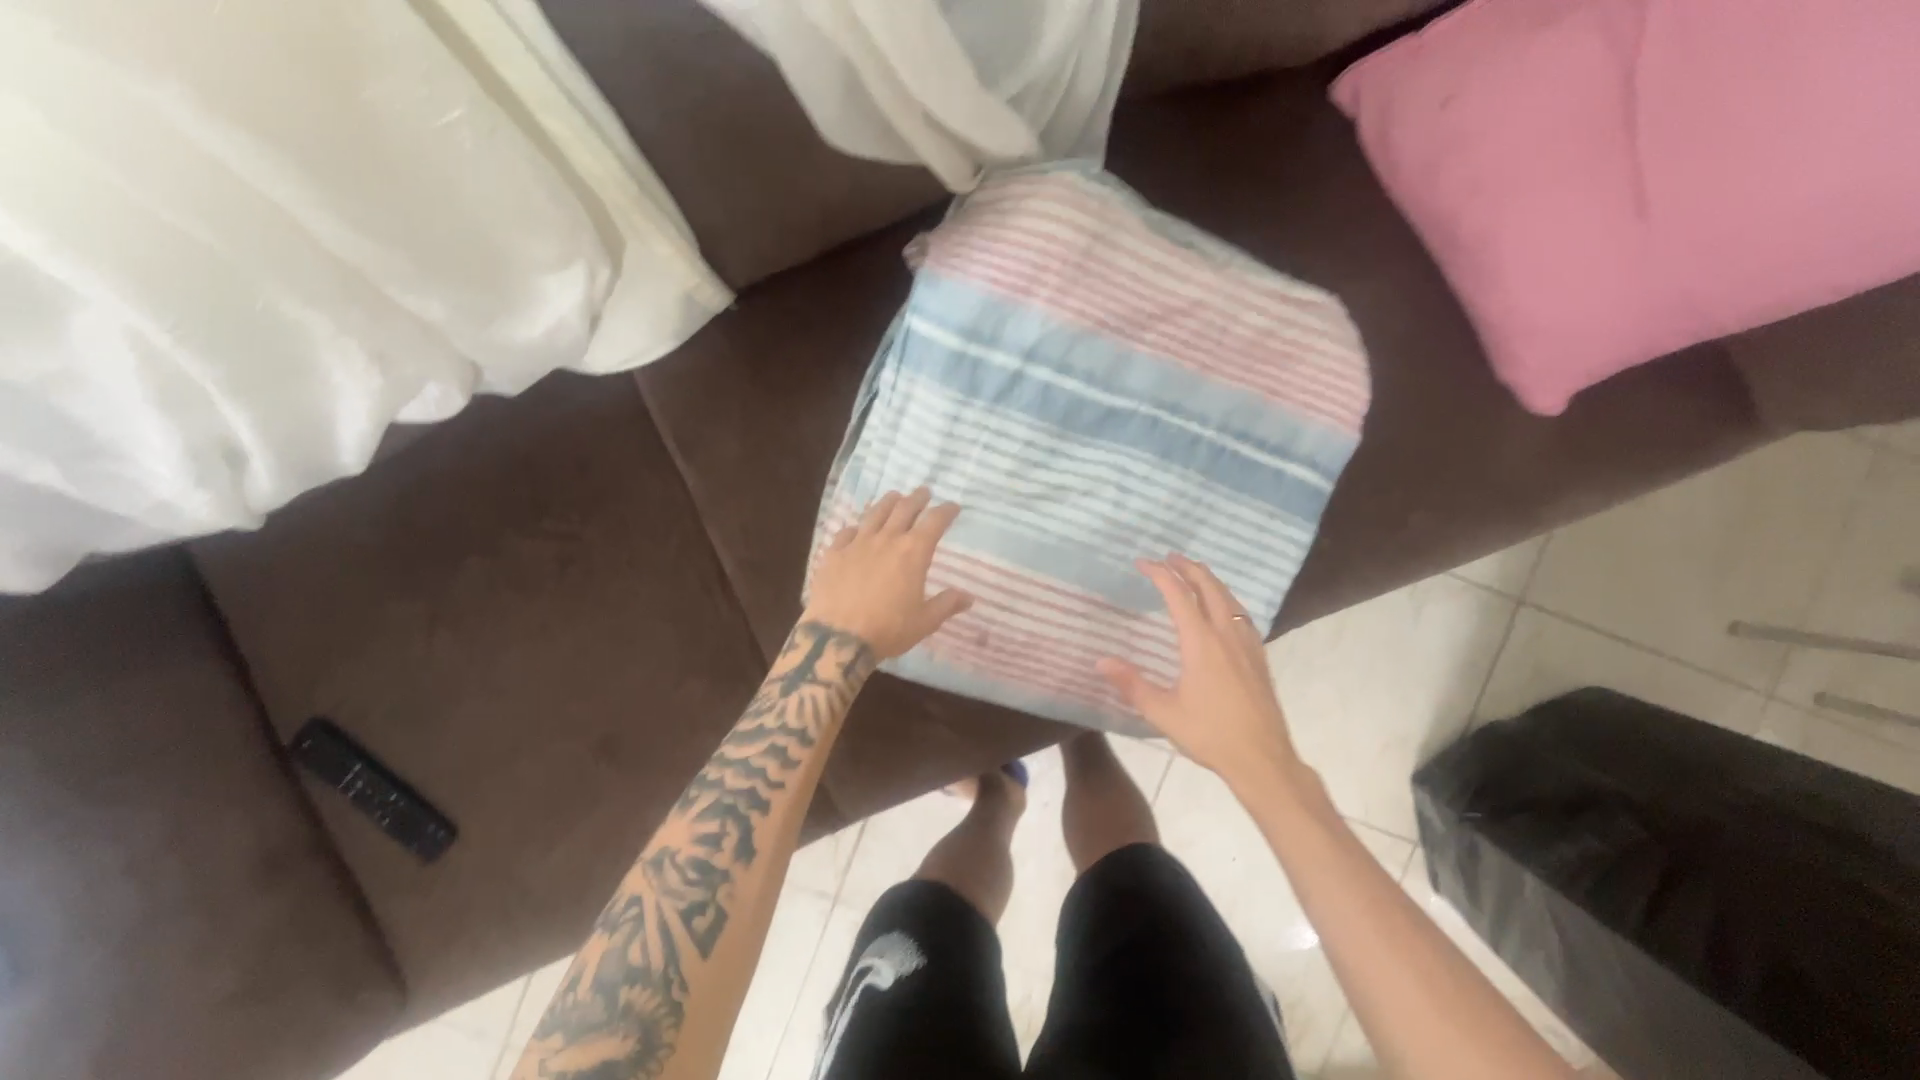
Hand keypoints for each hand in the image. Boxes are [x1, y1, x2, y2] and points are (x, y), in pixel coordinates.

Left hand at [804, 488, 972, 659]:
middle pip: (904, 509)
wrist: (838, 636)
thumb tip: (969, 597)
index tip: (953, 507)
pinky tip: (857, 529)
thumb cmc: (888, 629)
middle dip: (917, 498)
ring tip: (894, 497)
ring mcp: (857, 543)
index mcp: (913, 553)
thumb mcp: (925, 622)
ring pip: (875, 513)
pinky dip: (856, 527)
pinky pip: (846, 532)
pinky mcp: (834, 553)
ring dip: (888, 502)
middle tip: (924, 492)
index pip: (934, 522)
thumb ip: (947, 605)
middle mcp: (886, 540)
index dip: (946, 511)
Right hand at [1096, 554, 1303, 786]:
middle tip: (1170, 557)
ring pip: (1230, 599)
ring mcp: (1247, 645)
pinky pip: (1242, 616)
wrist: (1262, 759)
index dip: (1160, 574)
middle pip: (1209, 587)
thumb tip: (1101, 661)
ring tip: (1195, 574)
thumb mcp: (1162, 712)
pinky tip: (1225, 611)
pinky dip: (1227, 601)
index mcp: (1201, 643)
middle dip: (1189, 567)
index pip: (1179, 595)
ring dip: (1210, 580)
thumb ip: (1131, 684)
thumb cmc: (1209, 735)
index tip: (1143, 562)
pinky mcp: (1259, 659)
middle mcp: (1226, 635)